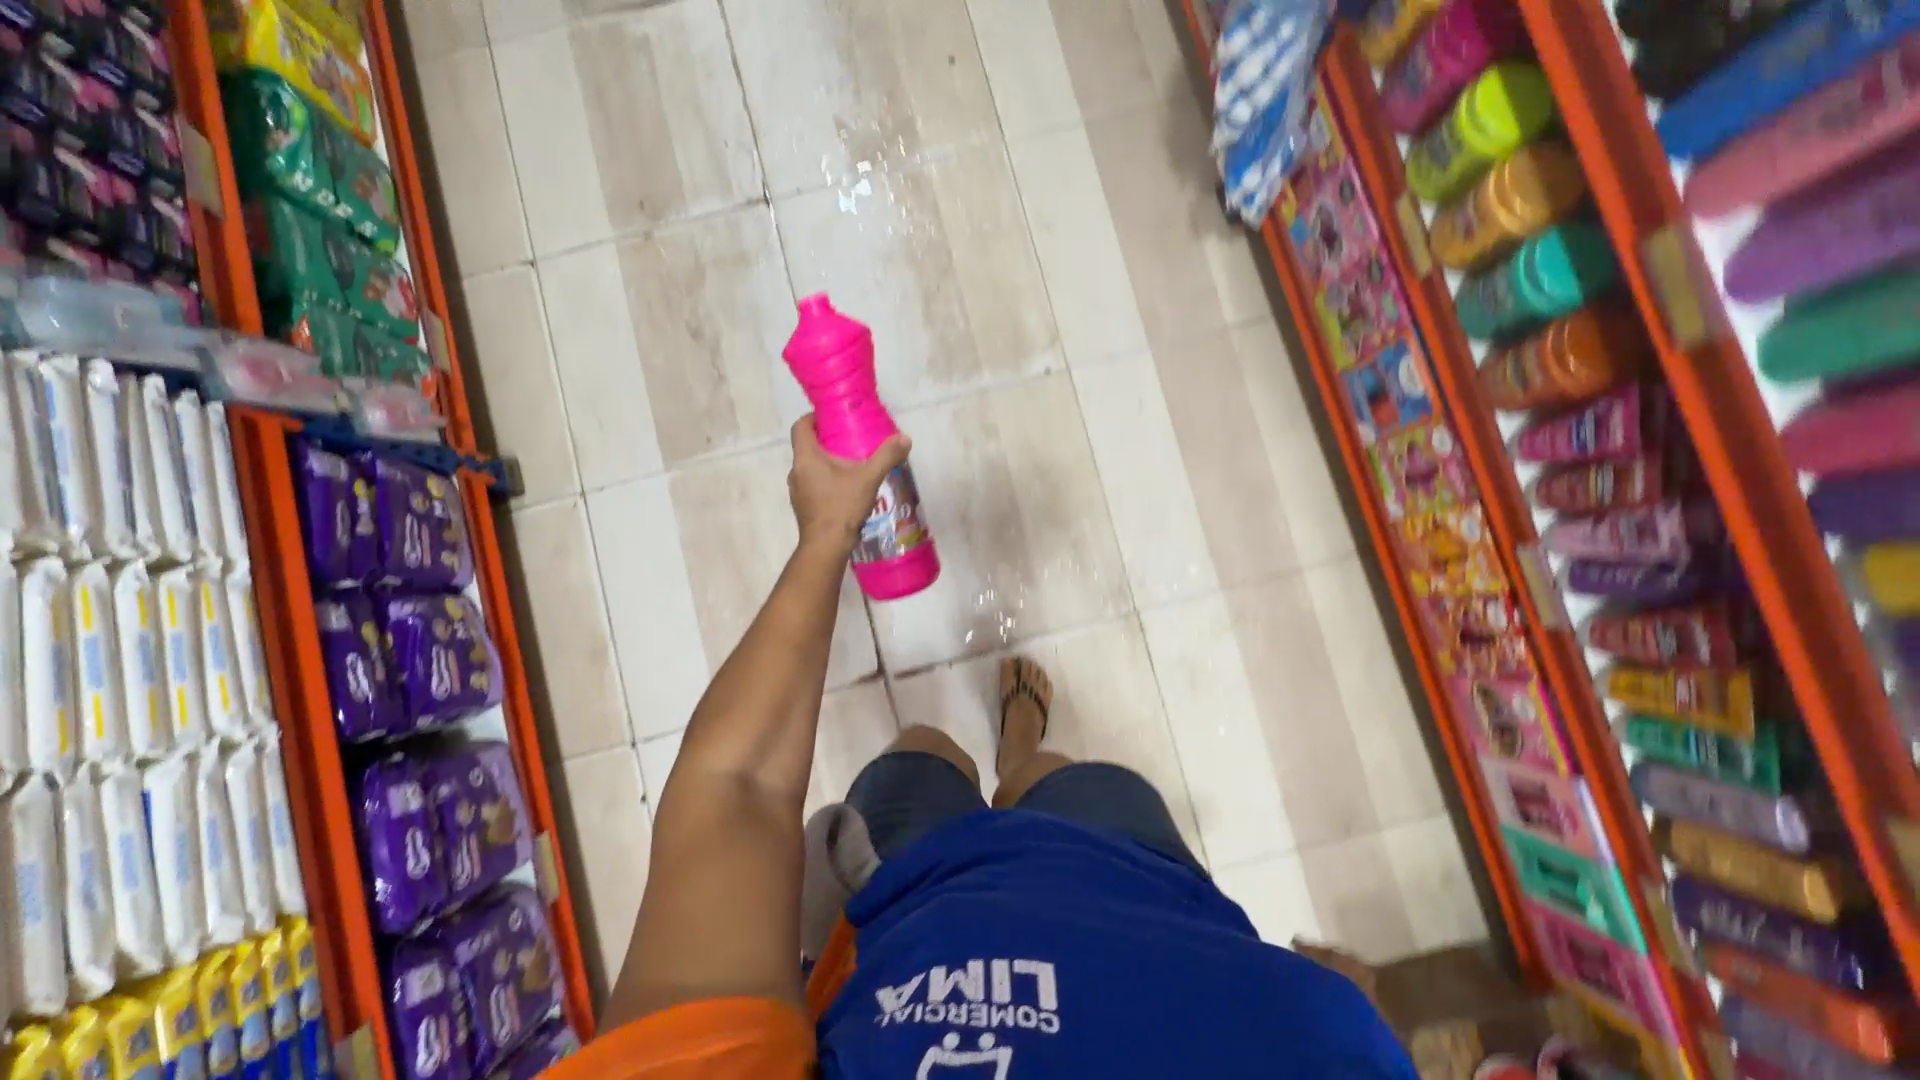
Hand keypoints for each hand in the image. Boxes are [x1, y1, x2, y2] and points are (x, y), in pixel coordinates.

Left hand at [788, 416, 910, 557]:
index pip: (801, 427)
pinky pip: (812, 486)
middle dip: (826, 442)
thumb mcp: (868, 478)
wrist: (826, 546)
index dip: (814, 418)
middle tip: (849, 441)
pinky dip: (825, 482)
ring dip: (826, 464)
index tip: (832, 418)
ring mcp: (797, 491)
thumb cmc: (842, 506)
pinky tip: (845, 490)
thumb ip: (886, 456)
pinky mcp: (803, 507)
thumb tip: (904, 438)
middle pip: (806, 447)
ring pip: (809, 468)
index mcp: (806, 458)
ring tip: (850, 466)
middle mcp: (796, 471)